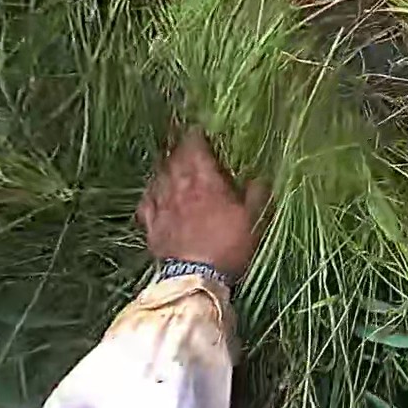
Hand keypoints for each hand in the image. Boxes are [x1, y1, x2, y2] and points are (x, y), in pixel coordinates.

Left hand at [136, 129, 269, 276]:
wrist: (197, 279)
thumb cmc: (229, 246)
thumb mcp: (254, 218)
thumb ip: (257, 193)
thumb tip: (260, 177)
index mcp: (205, 182)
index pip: (195, 148)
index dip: (195, 136)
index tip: (198, 128)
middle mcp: (179, 188)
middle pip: (174, 159)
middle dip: (178, 146)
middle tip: (181, 137)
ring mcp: (163, 207)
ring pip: (159, 177)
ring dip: (164, 166)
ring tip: (168, 159)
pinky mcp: (152, 227)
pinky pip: (147, 202)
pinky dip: (150, 192)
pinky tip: (153, 191)